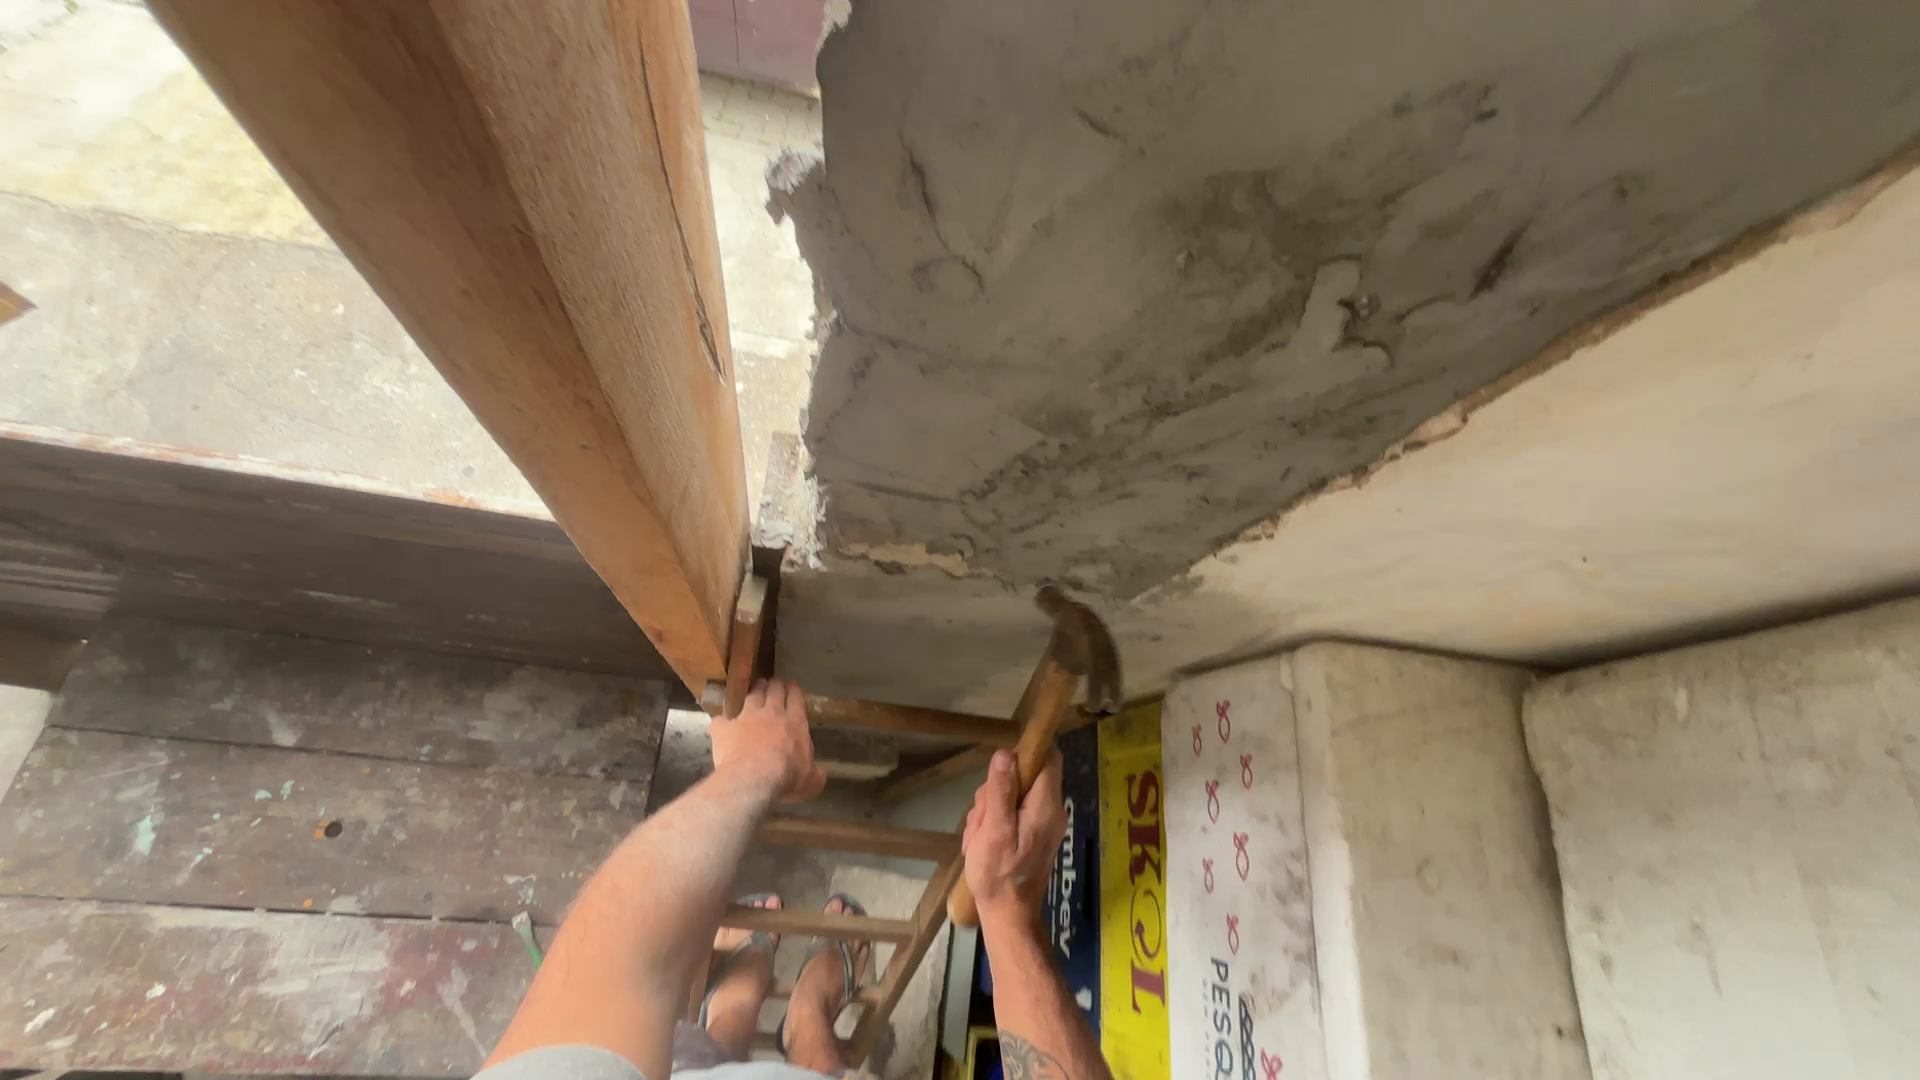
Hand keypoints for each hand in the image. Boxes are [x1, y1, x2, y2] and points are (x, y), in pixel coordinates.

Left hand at [709, 679, 825, 802]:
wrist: (752, 779)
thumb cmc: (786, 778)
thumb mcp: (811, 780)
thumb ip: (815, 772)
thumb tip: (819, 773)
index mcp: (795, 723)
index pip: (796, 699)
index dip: (794, 690)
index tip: (792, 686)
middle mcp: (772, 713)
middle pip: (774, 691)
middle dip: (775, 685)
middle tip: (774, 683)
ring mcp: (746, 718)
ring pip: (751, 696)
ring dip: (754, 691)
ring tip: (754, 689)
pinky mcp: (725, 728)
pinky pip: (721, 720)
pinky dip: (722, 722)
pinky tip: (721, 724)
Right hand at [962, 749, 1067, 929]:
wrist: (1008, 917)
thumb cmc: (999, 875)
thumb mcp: (994, 831)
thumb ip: (1001, 791)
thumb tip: (1006, 754)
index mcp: (1046, 805)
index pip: (1048, 758)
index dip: (1025, 753)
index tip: (1000, 769)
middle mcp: (1050, 810)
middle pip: (1024, 776)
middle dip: (996, 791)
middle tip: (983, 817)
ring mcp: (1042, 822)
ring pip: (1012, 794)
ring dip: (990, 810)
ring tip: (980, 837)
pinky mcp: (1032, 833)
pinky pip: (1011, 813)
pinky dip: (994, 823)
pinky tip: (983, 843)